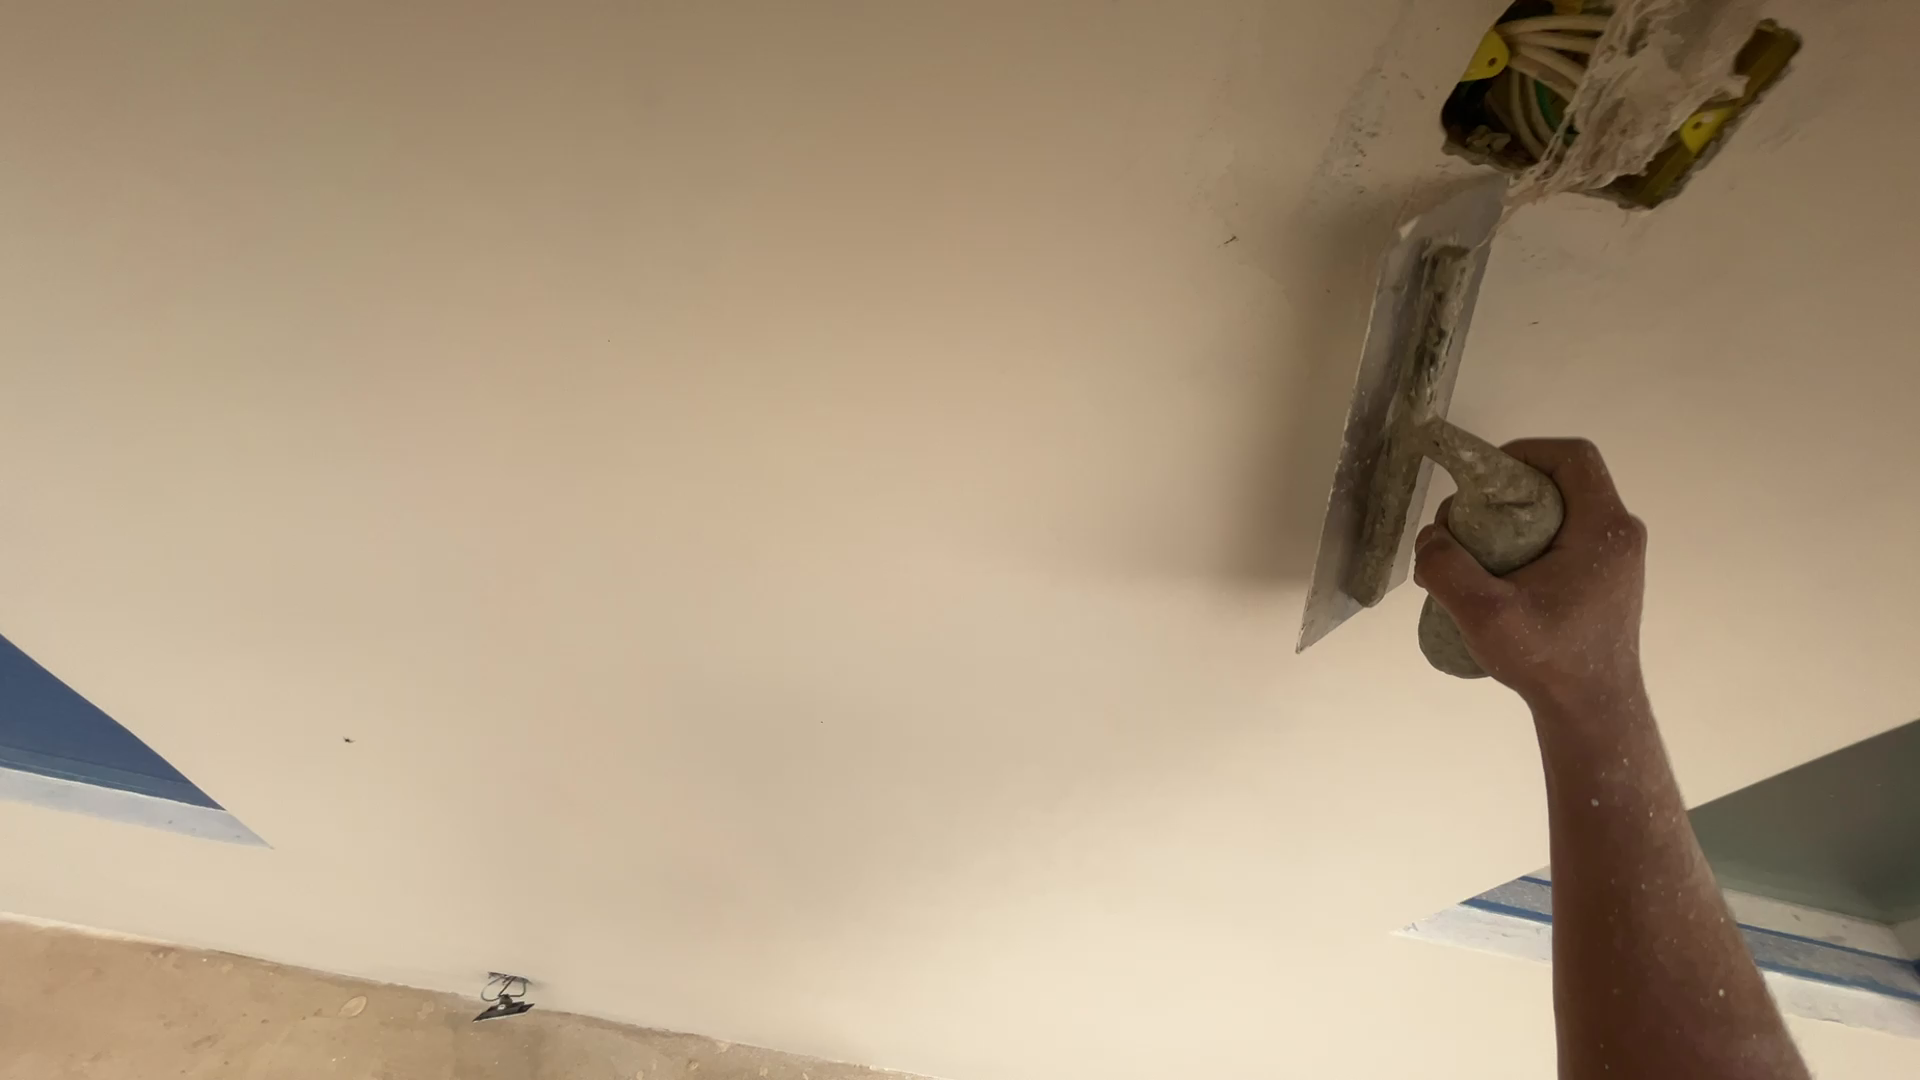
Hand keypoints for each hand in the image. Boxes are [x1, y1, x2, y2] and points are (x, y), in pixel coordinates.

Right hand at [1412, 438, 1647, 709]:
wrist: (1589, 708)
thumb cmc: (1546, 658)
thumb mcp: (1483, 613)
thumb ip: (1446, 567)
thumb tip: (1431, 537)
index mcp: (1600, 530)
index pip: (1571, 458)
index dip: (1520, 453)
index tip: (1475, 480)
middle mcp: (1611, 534)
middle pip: (1548, 484)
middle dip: (1490, 498)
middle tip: (1454, 534)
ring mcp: (1605, 556)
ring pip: (1542, 514)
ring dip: (1492, 527)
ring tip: (1458, 566)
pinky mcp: (1593, 577)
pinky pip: (1546, 539)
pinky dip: (1507, 547)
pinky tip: (1481, 581)